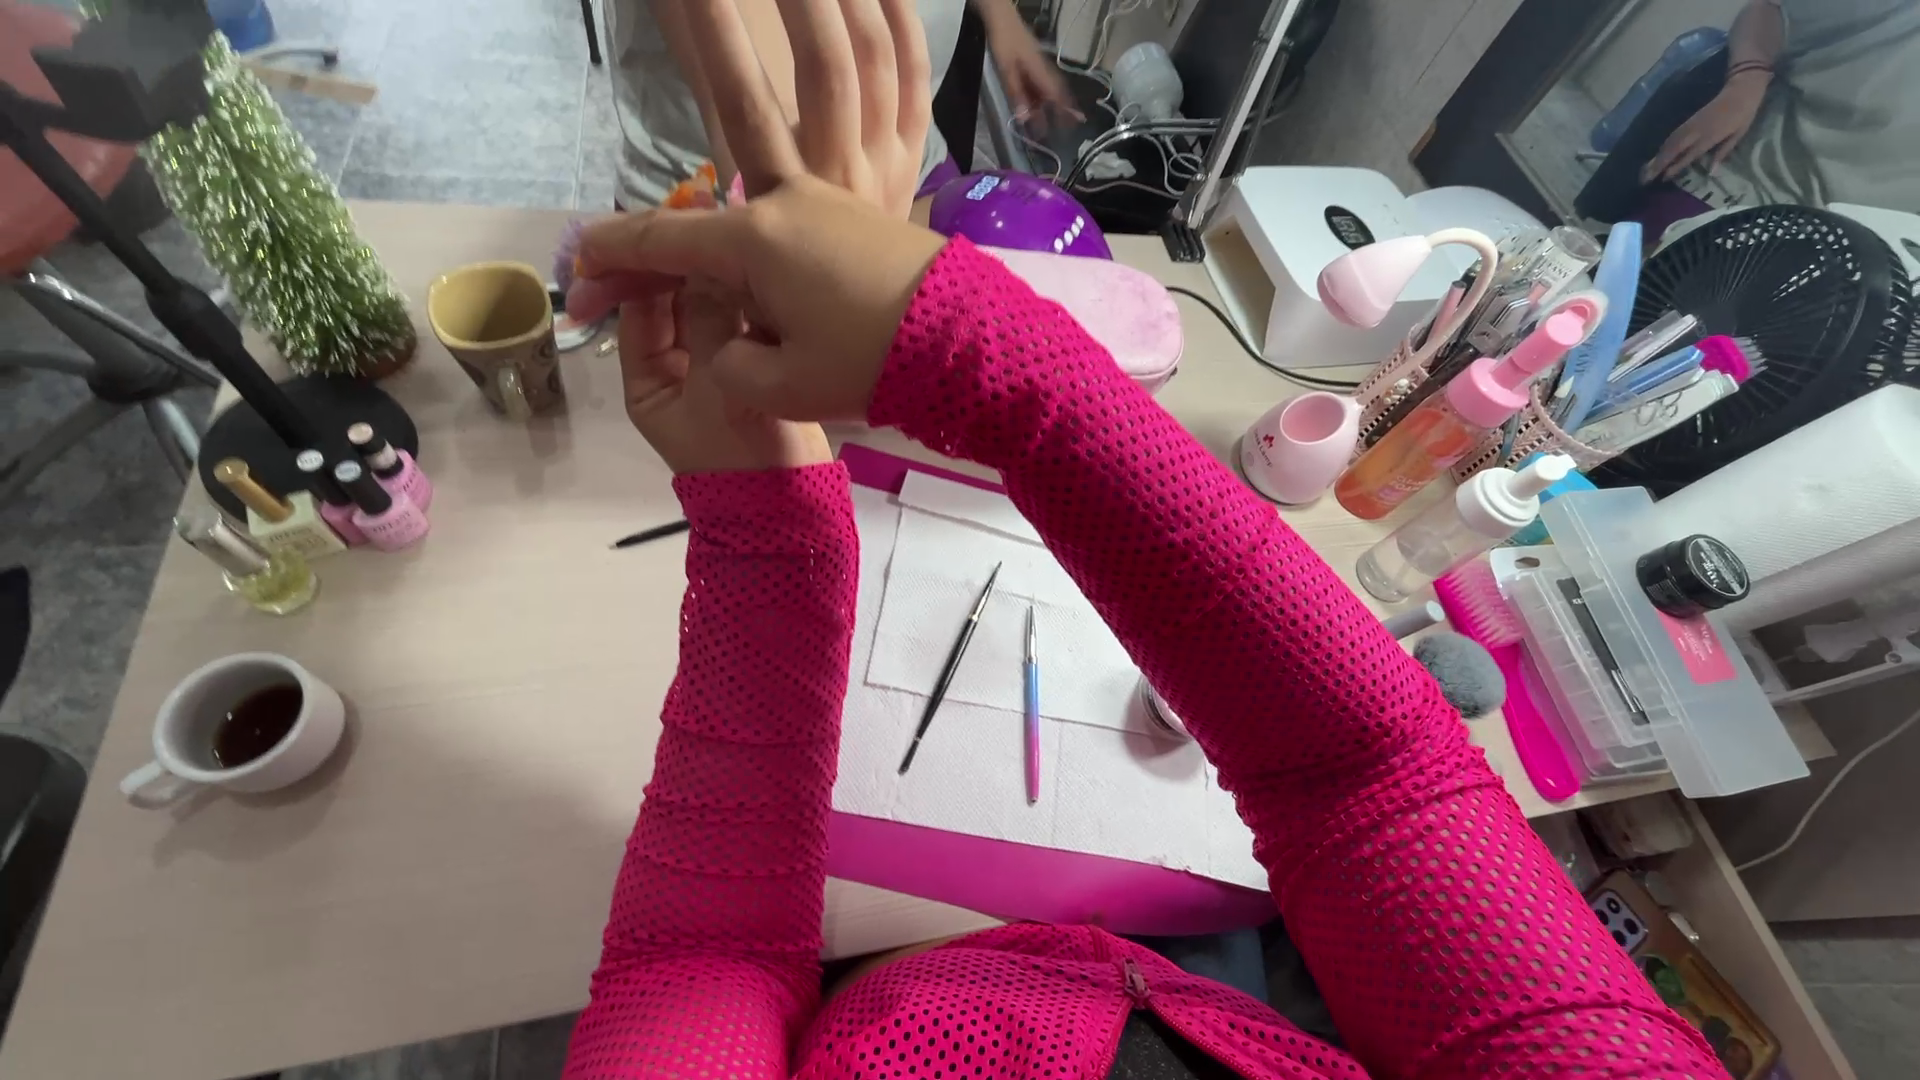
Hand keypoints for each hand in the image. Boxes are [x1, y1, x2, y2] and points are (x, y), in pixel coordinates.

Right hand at [571, 0, 932, 470]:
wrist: (961, 352)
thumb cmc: (867, 368)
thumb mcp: (783, 389)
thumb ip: (731, 364)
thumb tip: (726, 342)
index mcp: (755, 246)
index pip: (664, 243)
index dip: (613, 255)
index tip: (579, 263)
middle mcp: (792, 197)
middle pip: (736, 103)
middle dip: (705, 31)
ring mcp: (843, 186)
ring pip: (813, 85)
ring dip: (789, 25)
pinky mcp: (881, 192)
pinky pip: (882, 101)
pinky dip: (881, 44)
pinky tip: (874, 4)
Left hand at [981, 2, 1078, 132]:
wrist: (1001, 17)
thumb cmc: (1004, 42)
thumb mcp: (1006, 70)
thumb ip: (1016, 93)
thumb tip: (1025, 118)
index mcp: (1040, 71)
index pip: (1057, 94)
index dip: (1067, 109)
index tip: (1077, 121)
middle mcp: (1043, 70)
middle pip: (1057, 92)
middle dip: (1065, 108)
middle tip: (1073, 124)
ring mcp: (1038, 66)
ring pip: (1048, 90)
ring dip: (1053, 105)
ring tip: (1057, 121)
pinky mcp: (1031, 65)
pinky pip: (1040, 85)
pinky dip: (1042, 98)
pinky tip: (1039, 107)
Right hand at [1642, 72, 1768, 182]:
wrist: (1741, 89)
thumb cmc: (1744, 113)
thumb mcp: (1739, 133)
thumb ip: (1723, 152)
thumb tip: (1712, 171)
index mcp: (1711, 135)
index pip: (1689, 155)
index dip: (1676, 167)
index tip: (1664, 178)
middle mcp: (1696, 132)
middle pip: (1673, 150)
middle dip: (1658, 165)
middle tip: (1645, 178)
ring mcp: (1690, 126)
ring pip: (1669, 144)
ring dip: (1657, 157)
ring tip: (1646, 170)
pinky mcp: (1687, 122)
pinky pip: (1671, 137)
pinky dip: (1662, 148)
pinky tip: (1657, 155)